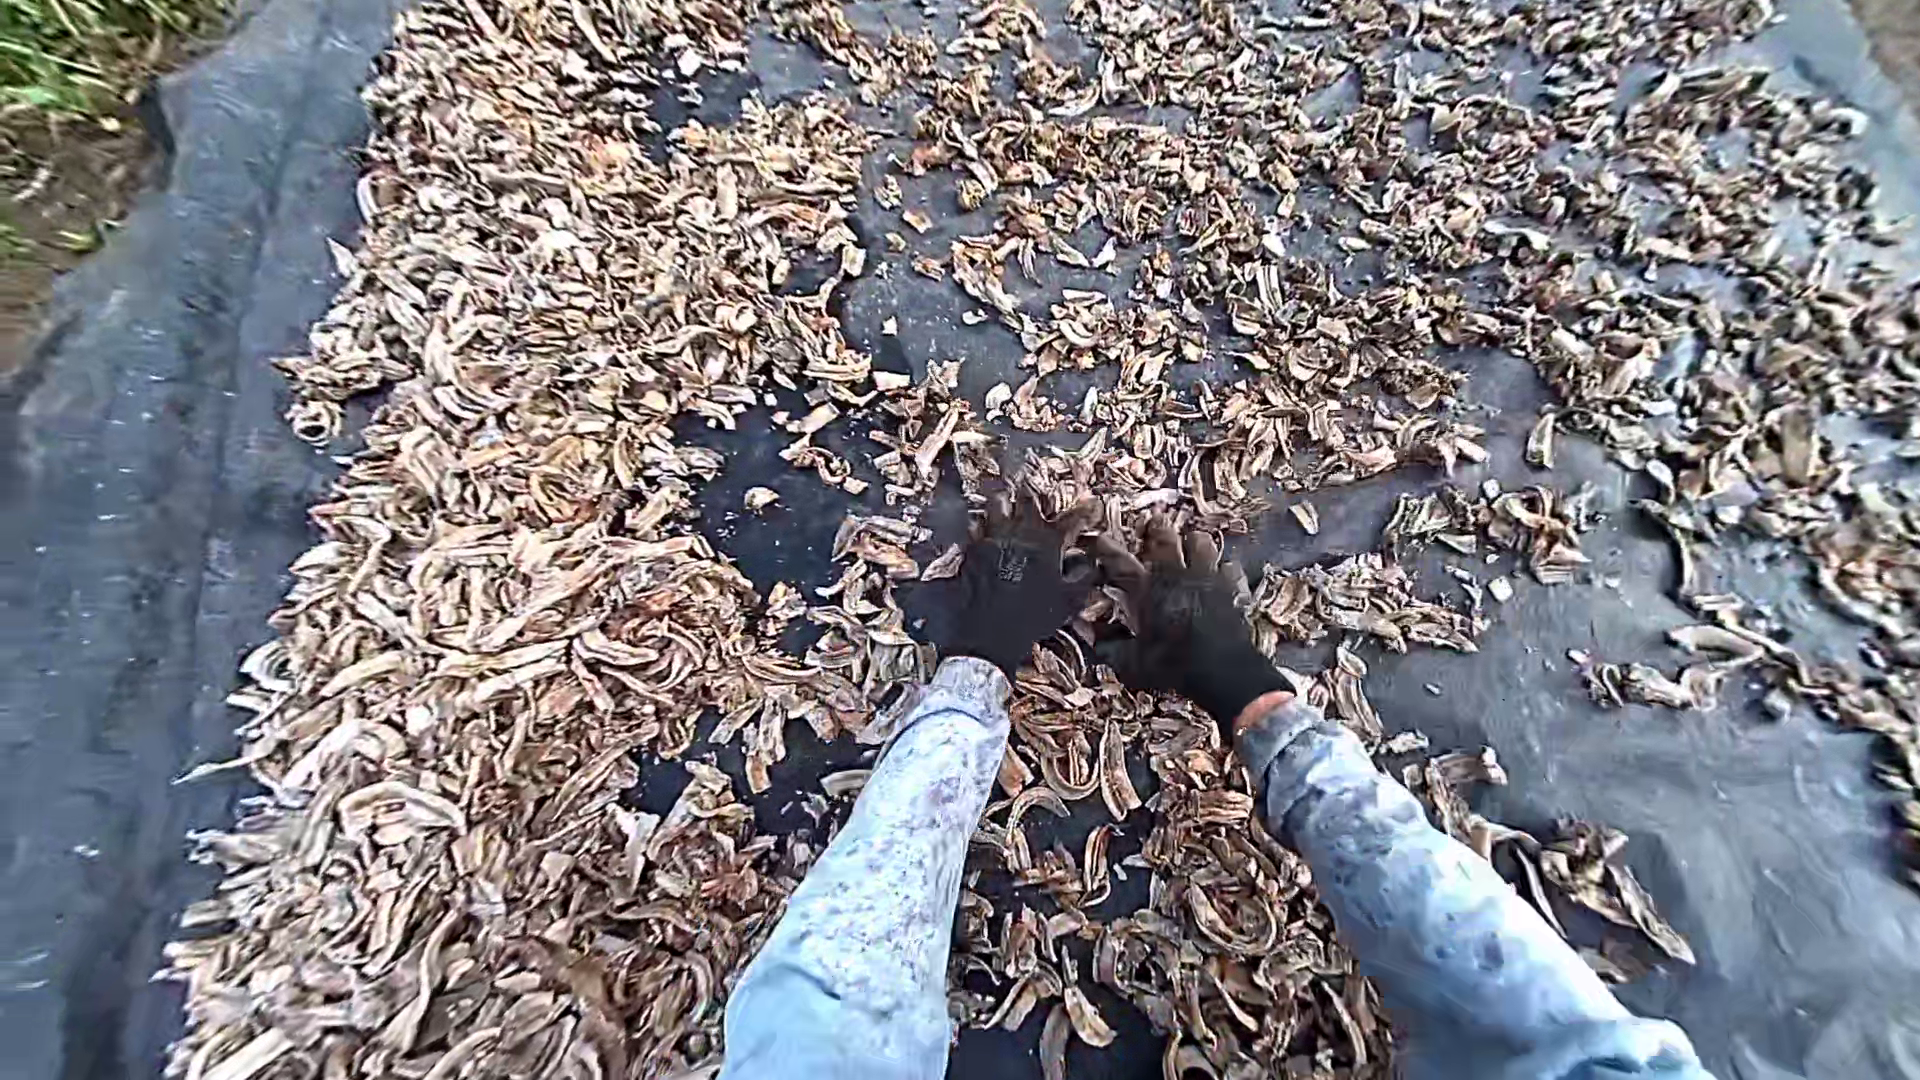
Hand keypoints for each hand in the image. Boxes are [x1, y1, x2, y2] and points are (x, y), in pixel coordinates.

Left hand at [936, 492, 1100, 678]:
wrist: (988, 632)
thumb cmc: (1032, 618)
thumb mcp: (1069, 601)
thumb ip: (1084, 576)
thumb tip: (1090, 559)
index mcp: (1047, 543)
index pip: (1072, 519)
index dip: (1085, 510)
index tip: (1093, 503)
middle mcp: (1020, 532)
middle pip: (1029, 498)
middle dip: (1036, 492)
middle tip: (1037, 490)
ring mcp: (993, 537)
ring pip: (998, 503)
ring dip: (1005, 499)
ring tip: (1007, 498)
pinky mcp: (972, 547)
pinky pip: (975, 524)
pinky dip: (981, 521)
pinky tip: (982, 523)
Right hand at [1092, 516, 1287, 726]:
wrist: (1226, 672)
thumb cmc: (1174, 667)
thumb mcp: (1132, 663)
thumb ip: (1109, 646)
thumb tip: (1086, 634)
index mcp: (1148, 591)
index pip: (1120, 563)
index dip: (1107, 549)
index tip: (1099, 538)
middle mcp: (1176, 576)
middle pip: (1165, 538)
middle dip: (1157, 529)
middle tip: (1155, 523)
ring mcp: (1208, 578)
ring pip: (1202, 543)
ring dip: (1194, 542)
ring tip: (1191, 544)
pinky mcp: (1233, 588)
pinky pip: (1230, 567)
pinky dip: (1224, 569)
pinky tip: (1222, 574)